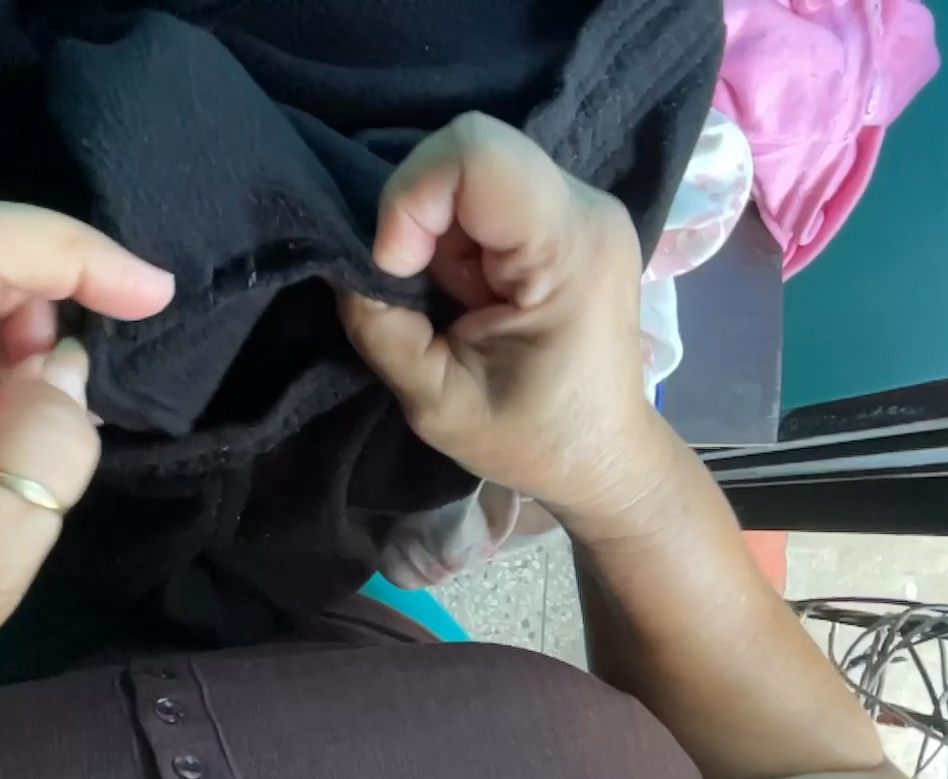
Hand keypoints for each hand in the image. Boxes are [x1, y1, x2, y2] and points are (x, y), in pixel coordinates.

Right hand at [339, 113, 680, 537]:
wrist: (600, 457)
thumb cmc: (532, 441)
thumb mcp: (436, 405)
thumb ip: (380, 327)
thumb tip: (347, 264)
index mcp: (570, 248)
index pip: (475, 152)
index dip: (410, 198)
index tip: (397, 271)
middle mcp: (587, 207)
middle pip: (470, 153)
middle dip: (419, 220)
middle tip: (421, 295)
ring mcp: (581, 208)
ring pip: (472, 172)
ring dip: (436, 235)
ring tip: (452, 304)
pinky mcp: (564, 220)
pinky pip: (486, 197)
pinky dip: (455, 240)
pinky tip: (469, 294)